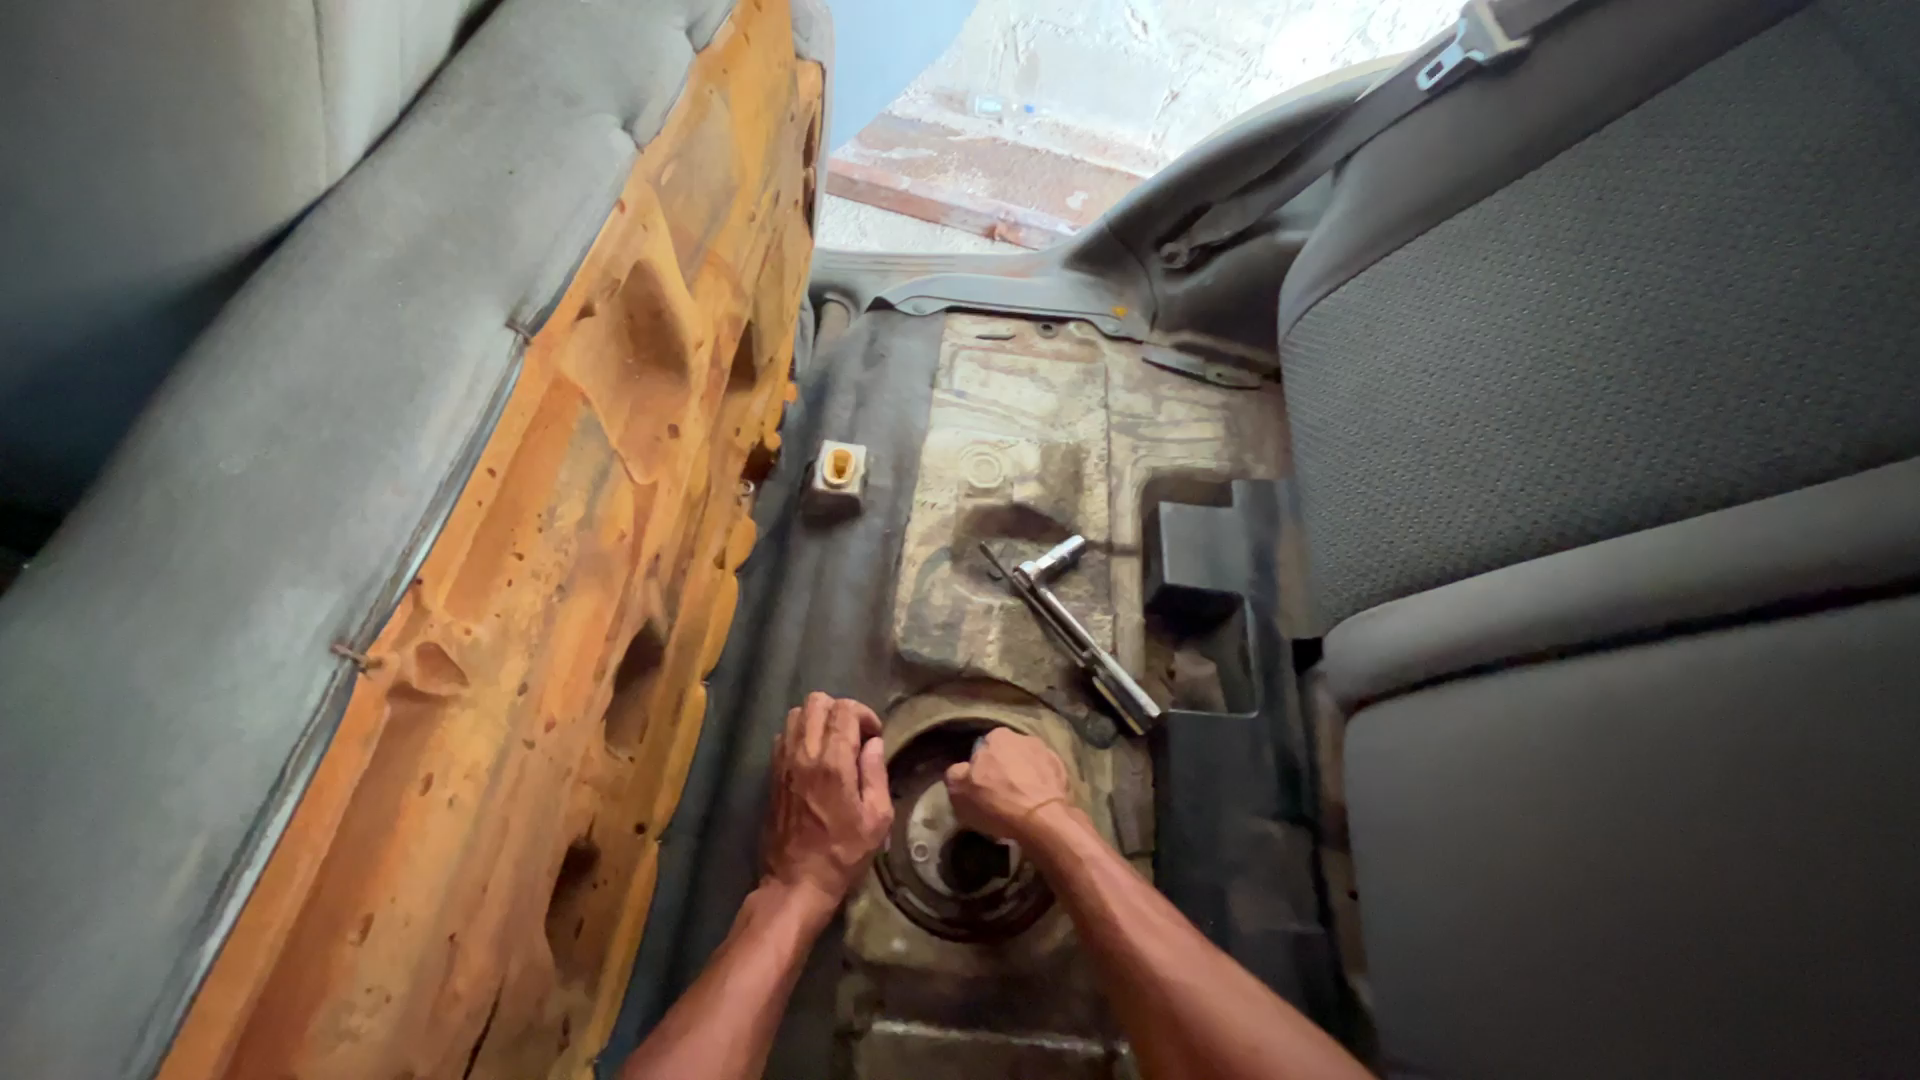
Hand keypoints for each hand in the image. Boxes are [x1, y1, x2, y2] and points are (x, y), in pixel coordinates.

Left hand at [763, 693, 892, 907]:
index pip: (844, 710)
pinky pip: (783, 734)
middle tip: (854, 736)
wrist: (795, 883)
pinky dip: (801, 734)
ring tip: (834, 743)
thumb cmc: (843, 854)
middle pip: (816, 702)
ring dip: (819, 720)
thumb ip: (876, 774)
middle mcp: (803, 754)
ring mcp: (783, 762)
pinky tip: (815, 757)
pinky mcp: (771, 773)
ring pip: (796, 714)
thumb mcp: (877, 819)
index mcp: (832, 764)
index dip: (864, 714)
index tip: (874, 736)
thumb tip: (873, 744)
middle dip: (841, 710)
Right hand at [944, 728, 1075, 846]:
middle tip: (1000, 796)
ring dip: (1024, 778)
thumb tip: (961, 770)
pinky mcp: (1064, 771)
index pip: (983, 749)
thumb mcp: (958, 791)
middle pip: (1008, 755)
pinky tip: (1036, 805)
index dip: (980, 769)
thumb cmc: (996, 801)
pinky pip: (1046, 778)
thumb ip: (955, 774)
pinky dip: (1041, 787)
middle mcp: (1024, 737)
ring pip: (1028, 765)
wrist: (1042, 819)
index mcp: (998, 736)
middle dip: (1004, 771)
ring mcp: (1047, 753)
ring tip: (1020, 803)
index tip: (980, 788)